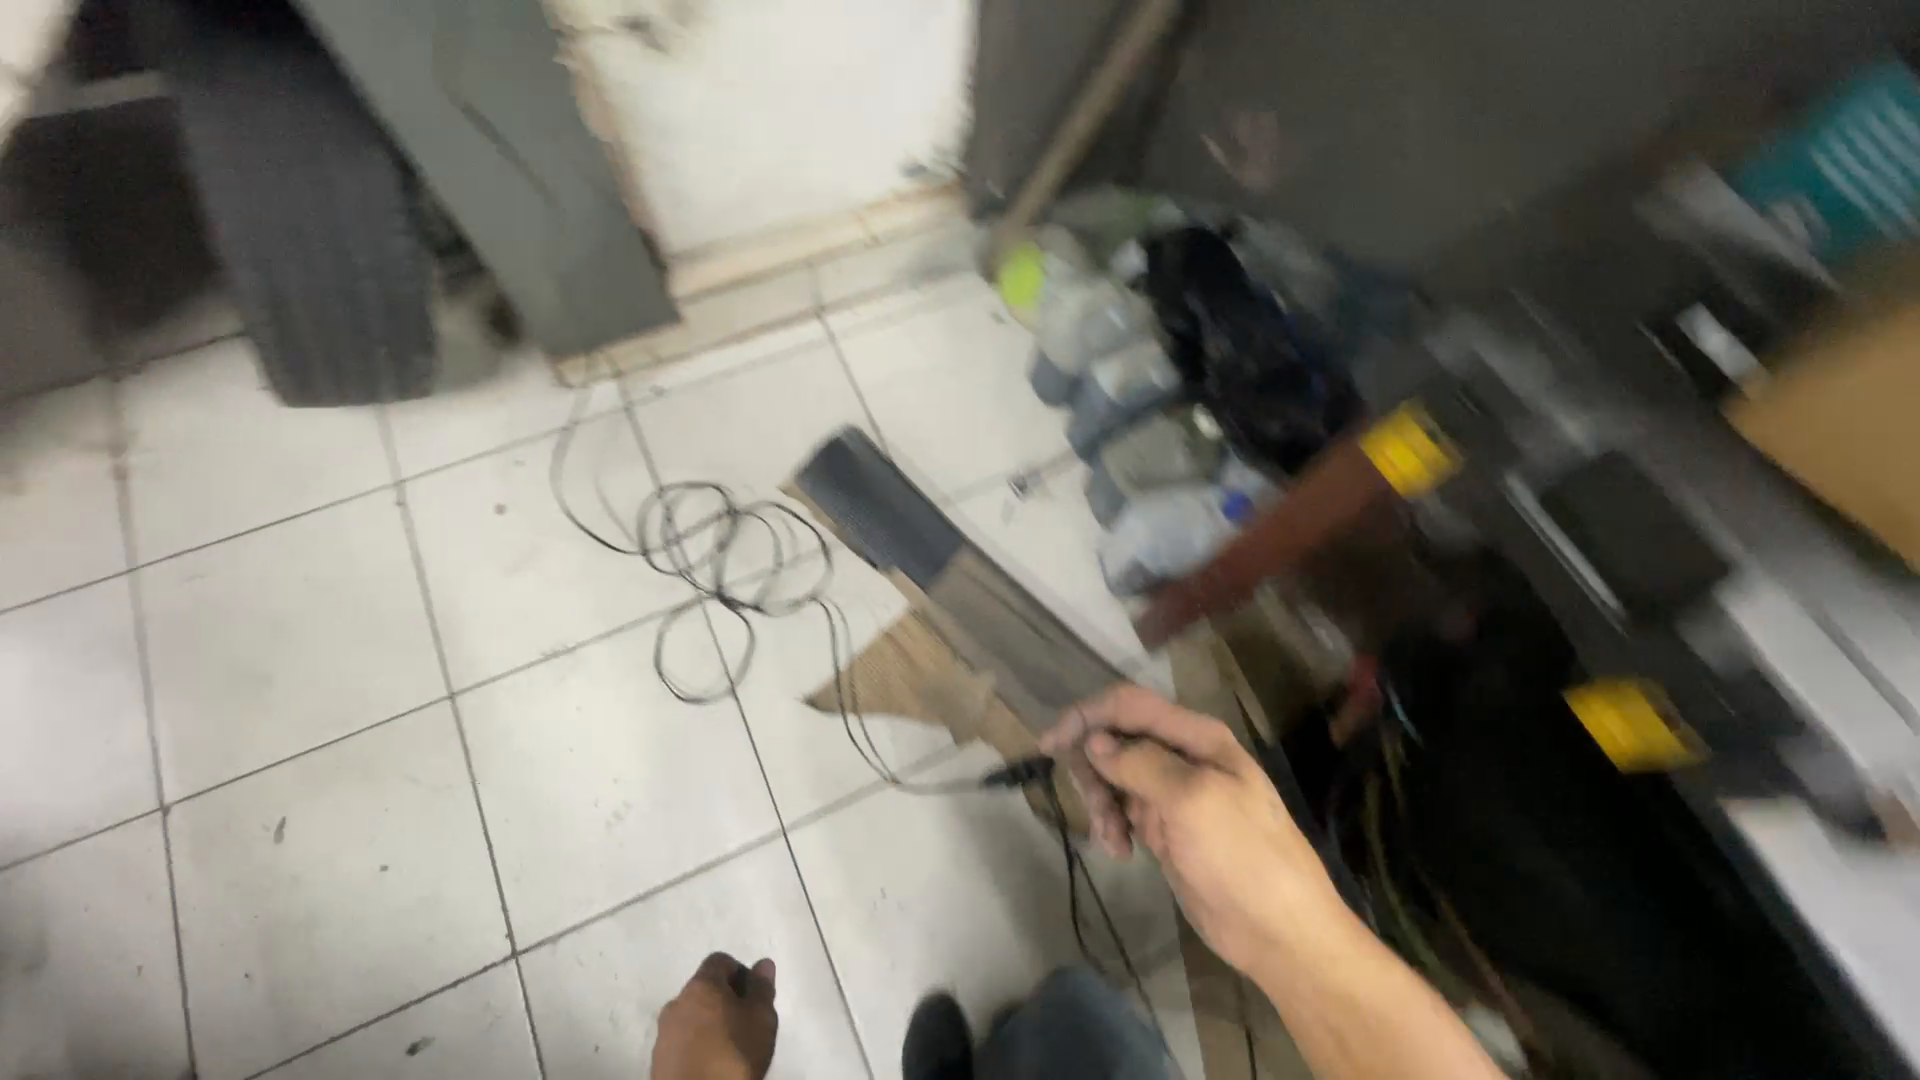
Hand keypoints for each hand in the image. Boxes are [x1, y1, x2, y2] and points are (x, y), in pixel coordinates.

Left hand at [652, 953, 778, 1079]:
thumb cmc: (733, 1055)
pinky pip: (682, 1041)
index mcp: (701, 985)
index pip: (720, 961)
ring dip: (709, 1023)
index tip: (754, 996)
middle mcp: (677, 1002)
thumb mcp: (761, 1018)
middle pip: (704, 989)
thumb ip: (762, 988)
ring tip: (729, 1046)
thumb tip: (762, 964)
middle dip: (725, 999)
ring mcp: (663, 1034)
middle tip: (745, 1022)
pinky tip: (712, 1062)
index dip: (740, 972)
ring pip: (692, 1016)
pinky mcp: (658, 1062)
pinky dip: (696, 1044)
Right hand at [1041, 685, 1347, 978]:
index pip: (1129, 705)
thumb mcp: (1192, 802)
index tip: (1050, 746)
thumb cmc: (1243, 857)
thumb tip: (1094, 742)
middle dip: (1093, 767)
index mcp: (1197, 737)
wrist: (1280, 932)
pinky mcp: (1165, 827)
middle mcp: (1183, 756)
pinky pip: (1122, 809)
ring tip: (1110, 838)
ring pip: (1113, 775)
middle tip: (1093, 805)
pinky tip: (1119, 851)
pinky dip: (1111, 825)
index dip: (1086, 716)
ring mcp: (1173, 793)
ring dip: (1100, 801)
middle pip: (1115, 738)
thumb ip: (1141, 764)